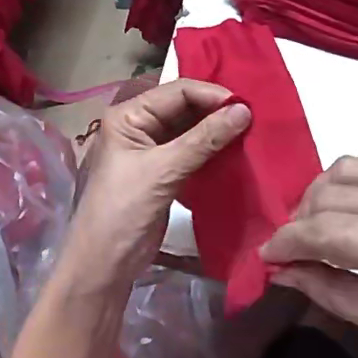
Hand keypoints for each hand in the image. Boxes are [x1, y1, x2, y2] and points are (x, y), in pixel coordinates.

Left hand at [70, 80, 252, 278]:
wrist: (104, 266)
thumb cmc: (123, 211)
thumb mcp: (164, 171)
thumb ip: (204, 139)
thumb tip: (244, 110)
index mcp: (129, 115)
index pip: (177, 91)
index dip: (212, 95)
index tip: (246, 106)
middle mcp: (139, 125)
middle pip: (185, 106)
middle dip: (217, 111)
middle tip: (253, 118)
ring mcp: (151, 148)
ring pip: (192, 128)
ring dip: (217, 130)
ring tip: (250, 132)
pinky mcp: (164, 170)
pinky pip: (193, 149)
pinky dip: (213, 149)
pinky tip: (236, 150)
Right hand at [260, 150, 357, 357]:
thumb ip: (338, 295)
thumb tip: (284, 271)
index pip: (334, 231)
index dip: (291, 241)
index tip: (265, 257)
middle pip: (339, 192)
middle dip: (301, 218)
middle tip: (288, 250)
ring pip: (356, 167)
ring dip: (324, 192)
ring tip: (315, 228)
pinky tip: (353, 206)